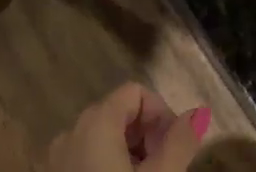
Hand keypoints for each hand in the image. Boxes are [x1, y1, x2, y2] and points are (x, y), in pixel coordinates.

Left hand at [44, 82, 211, 171]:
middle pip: (117, 114)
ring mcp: (56, 159)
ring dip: (129, 156)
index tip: (176, 148)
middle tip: (166, 171)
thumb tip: (199, 112)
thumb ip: (180, 143)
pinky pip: (85, 160)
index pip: (135, 92)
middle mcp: (70, 132)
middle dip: (148, 137)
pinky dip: (107, 169)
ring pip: (101, 141)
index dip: (161, 114)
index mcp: (95, 122)